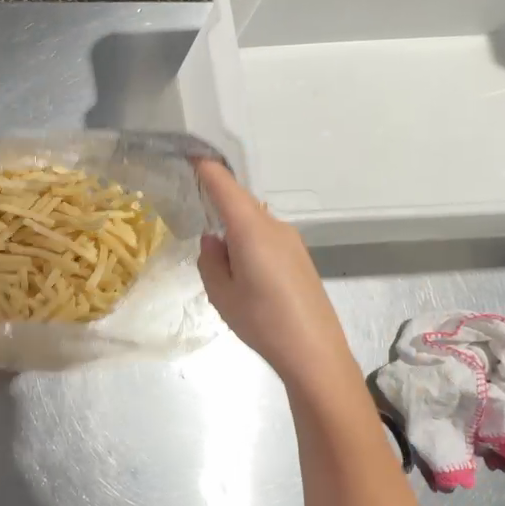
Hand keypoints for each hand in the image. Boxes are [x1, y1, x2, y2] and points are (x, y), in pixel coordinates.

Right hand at [194, 158, 354, 380]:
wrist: (314, 351)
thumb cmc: (261, 321)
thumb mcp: (220, 293)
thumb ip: (210, 260)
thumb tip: (214, 241)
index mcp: (251, 230)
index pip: (226, 187)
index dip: (207, 169)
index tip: (190, 154)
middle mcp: (274, 226)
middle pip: (241, 202)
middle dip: (217, 199)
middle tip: (191, 204)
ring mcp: (291, 241)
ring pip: (254, 221)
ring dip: (233, 225)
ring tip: (214, 253)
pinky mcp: (299, 258)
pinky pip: (265, 237)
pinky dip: (247, 240)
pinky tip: (240, 268)